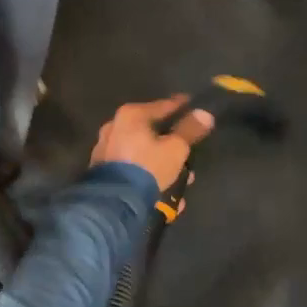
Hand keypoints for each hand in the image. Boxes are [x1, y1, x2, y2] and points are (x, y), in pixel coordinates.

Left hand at [90, 97, 214, 190]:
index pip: (163, 106)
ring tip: (179, 179)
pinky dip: (146, 173)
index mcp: (131, 115)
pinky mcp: (102, 170)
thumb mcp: (176, 148)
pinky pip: (132, 166)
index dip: (181, 106)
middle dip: (172, 143)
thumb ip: (190, 130)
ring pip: (141, 151)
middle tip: (188, 154)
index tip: (192, 105)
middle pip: (151, 130)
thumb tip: (205, 113)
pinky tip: (160, 188)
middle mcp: (114, 127)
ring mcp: (105, 149)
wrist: (113, 201)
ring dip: (161, 162)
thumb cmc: (148, 167)